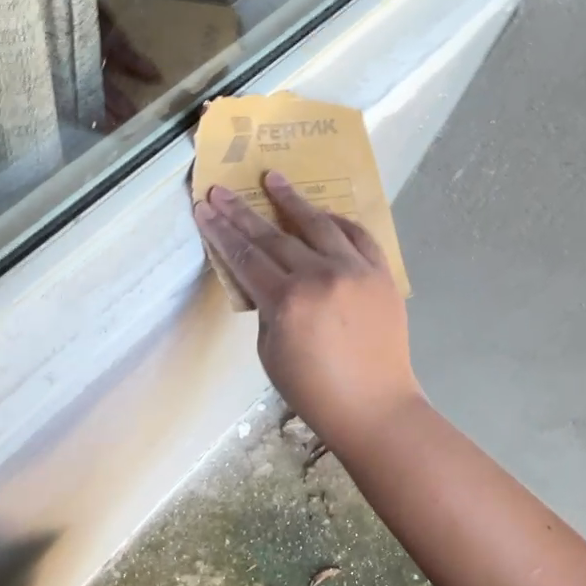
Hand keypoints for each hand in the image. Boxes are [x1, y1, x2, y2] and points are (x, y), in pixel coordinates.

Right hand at [193, 171, 422, 432]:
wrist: (375, 408)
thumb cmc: (313, 390)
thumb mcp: (270, 350)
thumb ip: (266, 306)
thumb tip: (266, 276)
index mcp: (287, 301)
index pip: (245, 256)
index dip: (220, 231)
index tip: (204, 208)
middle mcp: (320, 276)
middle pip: (273, 235)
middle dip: (242, 211)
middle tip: (221, 189)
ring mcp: (355, 271)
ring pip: (318, 224)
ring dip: (291, 199)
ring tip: (273, 177)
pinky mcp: (381, 274)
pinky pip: (358, 236)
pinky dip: (338, 221)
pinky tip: (322, 211)